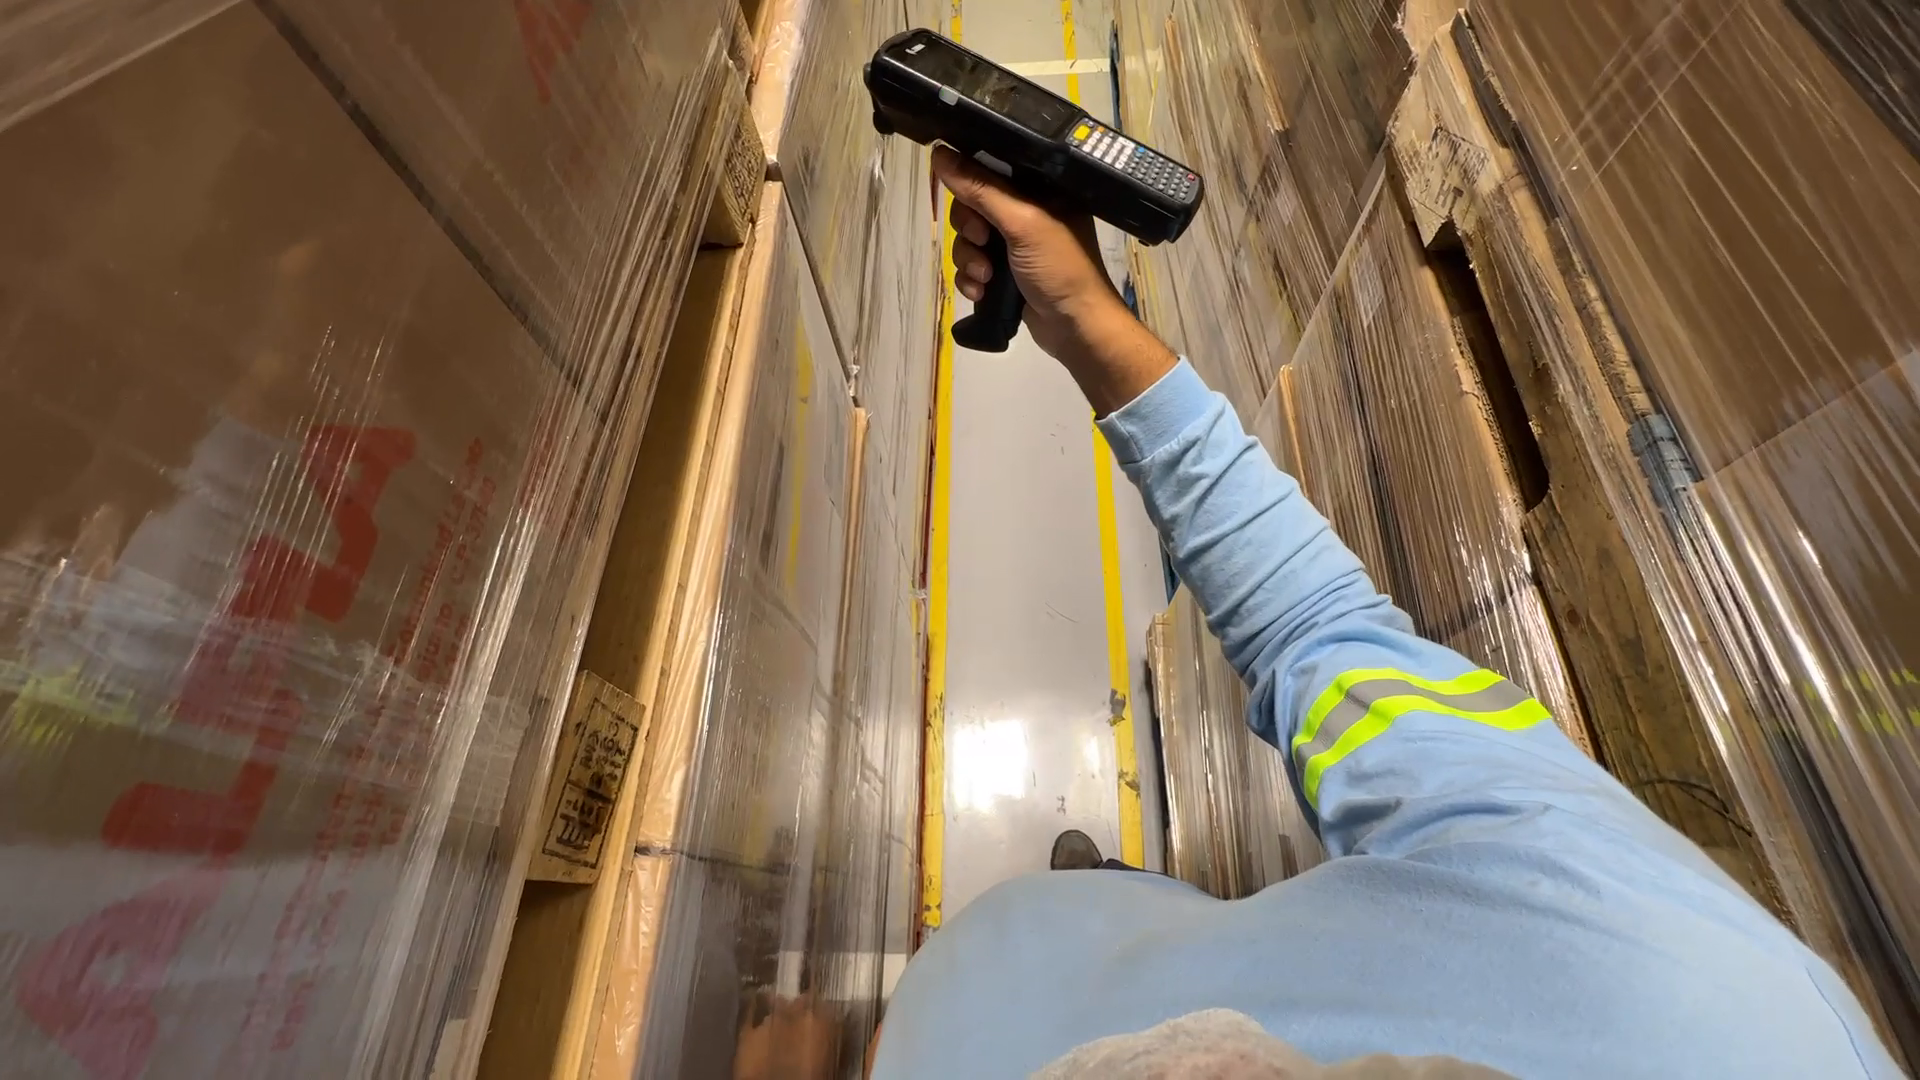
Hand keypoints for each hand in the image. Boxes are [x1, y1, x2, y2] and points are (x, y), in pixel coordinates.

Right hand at [934, 146, 1175, 414]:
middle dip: (969, 230)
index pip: (991, 167)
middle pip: (972, 205)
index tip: (964, 199)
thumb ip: (981, 188)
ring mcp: (1014, 244)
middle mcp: (1026, 210)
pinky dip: (971, 280)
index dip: (970, 181)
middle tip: (982, 242)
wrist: (1075, 326)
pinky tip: (981, 293)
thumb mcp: (1022, 222)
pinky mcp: (1005, 273)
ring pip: (968, 240)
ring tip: (985, 278)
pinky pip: (971, 267)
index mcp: (1039, 187)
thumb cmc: (1059, 267)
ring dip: (968, 260)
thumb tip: (940, 153)